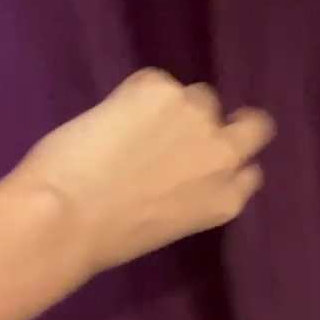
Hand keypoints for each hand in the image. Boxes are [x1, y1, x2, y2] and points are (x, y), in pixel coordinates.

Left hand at [1, 69, 273, 277]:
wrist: (66, 215)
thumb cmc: (108, 237)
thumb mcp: (172, 223)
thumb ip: (193, 191)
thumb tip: (179, 167)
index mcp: (226, 200)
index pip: (249, 170)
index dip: (223, 160)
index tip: (200, 162)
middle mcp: (224, 155)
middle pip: (253, 125)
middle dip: (224, 122)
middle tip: (185, 127)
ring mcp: (197, 117)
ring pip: (198, 97)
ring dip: (174, 106)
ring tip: (134, 124)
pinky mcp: (162, 88)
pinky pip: (154, 81)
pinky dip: (134, 94)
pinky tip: (108, 117)